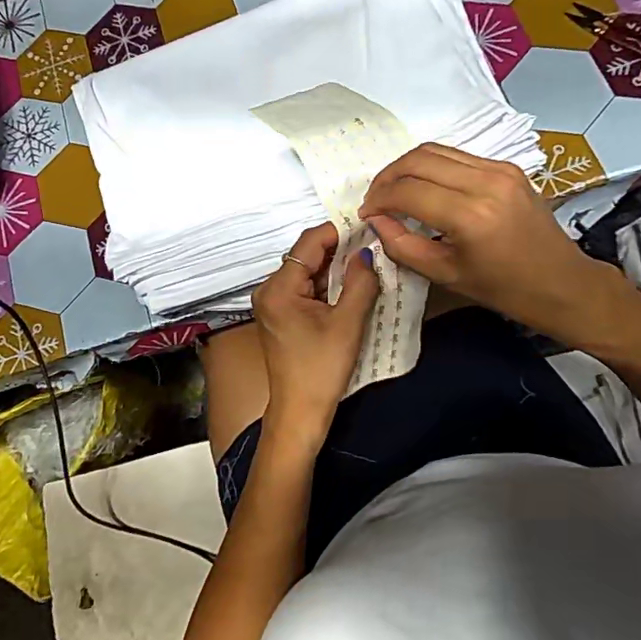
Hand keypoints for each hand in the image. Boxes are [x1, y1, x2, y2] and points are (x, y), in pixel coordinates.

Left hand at [251, 222, 379, 441]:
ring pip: (306, 273)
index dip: (337, 232)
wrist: (300, 411)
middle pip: (305, 256)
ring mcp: (272, 304)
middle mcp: (268, 290)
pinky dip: (325, 286)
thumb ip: (359, 281)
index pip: (308, 243)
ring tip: (366, 265)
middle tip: (372, 247)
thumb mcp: (348, 322)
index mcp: (278, 288)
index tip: (367, 228)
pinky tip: (350, 288)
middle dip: (338, 251)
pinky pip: (304, 290)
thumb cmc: (322, 368)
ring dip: (334, 270)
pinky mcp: (280, 316)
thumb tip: (366, 252)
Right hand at [359, 143, 631, 347]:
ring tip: (393, 191)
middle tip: (375, 200)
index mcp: (471, 215)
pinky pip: (456, 156)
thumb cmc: (504, 289)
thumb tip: (376, 221)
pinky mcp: (507, 168)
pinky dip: (430, 167)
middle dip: (387, 177)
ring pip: (435, 150)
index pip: (407, 191)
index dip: (379, 200)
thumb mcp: (445, 274)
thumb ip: (402, 245)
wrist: (563, 283)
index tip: (367, 215)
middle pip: (417, 160)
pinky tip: (422, 187)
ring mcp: (499, 170)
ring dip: (406, 167)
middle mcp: (486, 183)